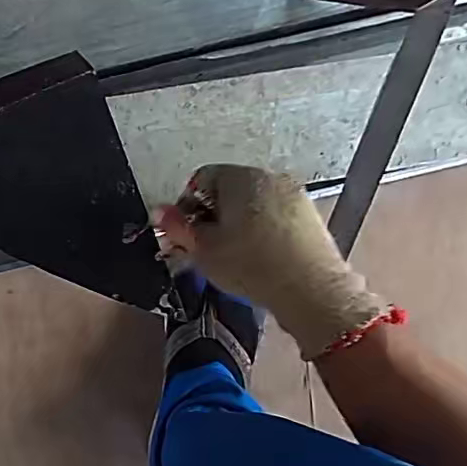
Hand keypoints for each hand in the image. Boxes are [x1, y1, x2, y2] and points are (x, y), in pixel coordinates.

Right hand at [155, 164, 389, 359]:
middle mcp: (268, 178)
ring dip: (235, 226)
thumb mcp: (202, 248)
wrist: (308, 288)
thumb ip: (176, 226)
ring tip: (229, 258)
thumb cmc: (251, 264)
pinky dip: (260, 233)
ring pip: (251, 205)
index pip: (201, 179)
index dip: (185, 206)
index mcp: (239, 177)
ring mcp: (292, 196)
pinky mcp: (308, 217)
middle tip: (202, 248)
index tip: (184, 233)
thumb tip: (158, 212)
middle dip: (210, 217)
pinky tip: (255, 259)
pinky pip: (273, 218)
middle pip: (227, 191)